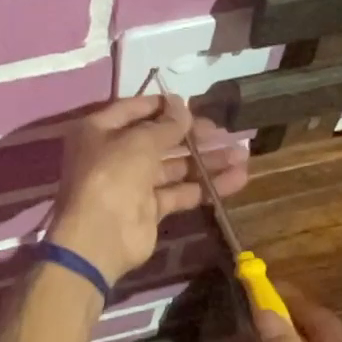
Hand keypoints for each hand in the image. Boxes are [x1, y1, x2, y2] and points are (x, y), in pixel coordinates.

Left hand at [45, 94, 246, 284]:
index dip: (164, 107)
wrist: (100, 237)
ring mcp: (132, 183)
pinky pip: (180, 192)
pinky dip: (205, 187)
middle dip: (192, 136)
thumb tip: (182, 106)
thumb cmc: (113, 175)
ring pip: (173, 167)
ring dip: (205, 161)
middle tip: (224, 132)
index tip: (193, 105)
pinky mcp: (149, 209)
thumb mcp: (139, 141)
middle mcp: (114, 154)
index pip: (134, 110)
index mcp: (100, 131)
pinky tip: (236, 179)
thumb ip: (165, 125)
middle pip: (158, 140)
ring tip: (241, 155)